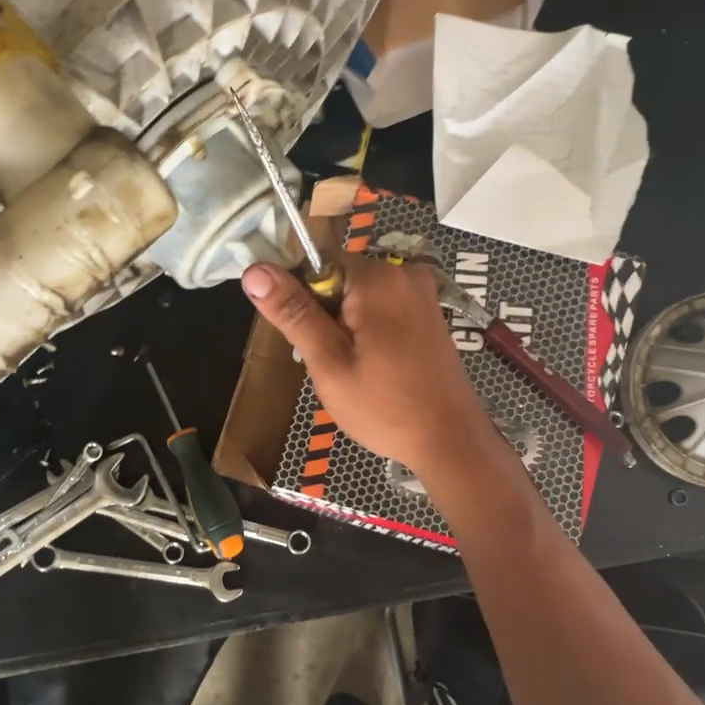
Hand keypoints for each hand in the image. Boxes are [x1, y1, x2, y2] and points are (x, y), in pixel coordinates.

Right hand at [242, 252, 497, 477]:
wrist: (450, 441)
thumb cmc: (384, 407)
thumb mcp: (329, 362)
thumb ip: (293, 313)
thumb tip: (254, 271)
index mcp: (377, 278)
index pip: (316, 263)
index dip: (300, 299)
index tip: (303, 339)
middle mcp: (404, 274)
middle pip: (340, 278)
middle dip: (324, 316)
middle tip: (329, 364)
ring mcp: (422, 294)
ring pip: (360, 297)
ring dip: (345, 328)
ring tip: (352, 371)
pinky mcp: (430, 315)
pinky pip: (383, 310)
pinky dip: (369, 333)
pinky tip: (373, 368)